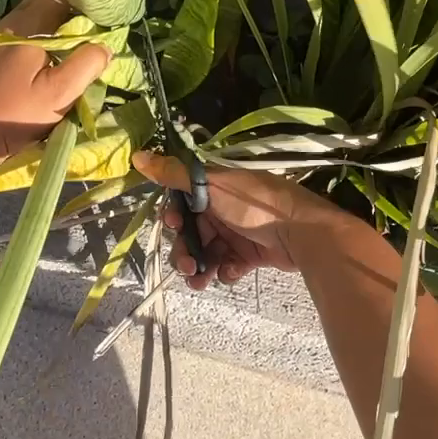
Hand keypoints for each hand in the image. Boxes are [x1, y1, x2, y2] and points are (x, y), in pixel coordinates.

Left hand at [0, 0, 108, 160]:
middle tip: (96, 26)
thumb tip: (104, 45)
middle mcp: (7, 23)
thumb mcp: (58, 95)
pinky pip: (17, 34)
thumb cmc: (13, 116)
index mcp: (27, 26)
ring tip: (75, 41)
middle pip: (44, 3)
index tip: (106, 10)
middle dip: (71, 9)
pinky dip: (37, 37)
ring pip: (30, 19)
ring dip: (53, 24)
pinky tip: (45, 57)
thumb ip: (86, 64)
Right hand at [132, 150, 357, 288]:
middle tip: (187, 267)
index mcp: (212, 187)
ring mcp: (237, 231)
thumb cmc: (253, 203)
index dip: (172, 217)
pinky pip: (228, 265)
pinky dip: (226, 271)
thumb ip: (174, 174)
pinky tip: (231, 273)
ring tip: (201, 282)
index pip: (181, 203)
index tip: (172, 226)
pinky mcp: (251, 253)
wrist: (300, 230)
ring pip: (207, 253)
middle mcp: (222, 208)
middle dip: (184, 251)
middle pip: (191, 233)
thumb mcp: (210, 184)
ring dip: (200, 268)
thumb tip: (137, 156)